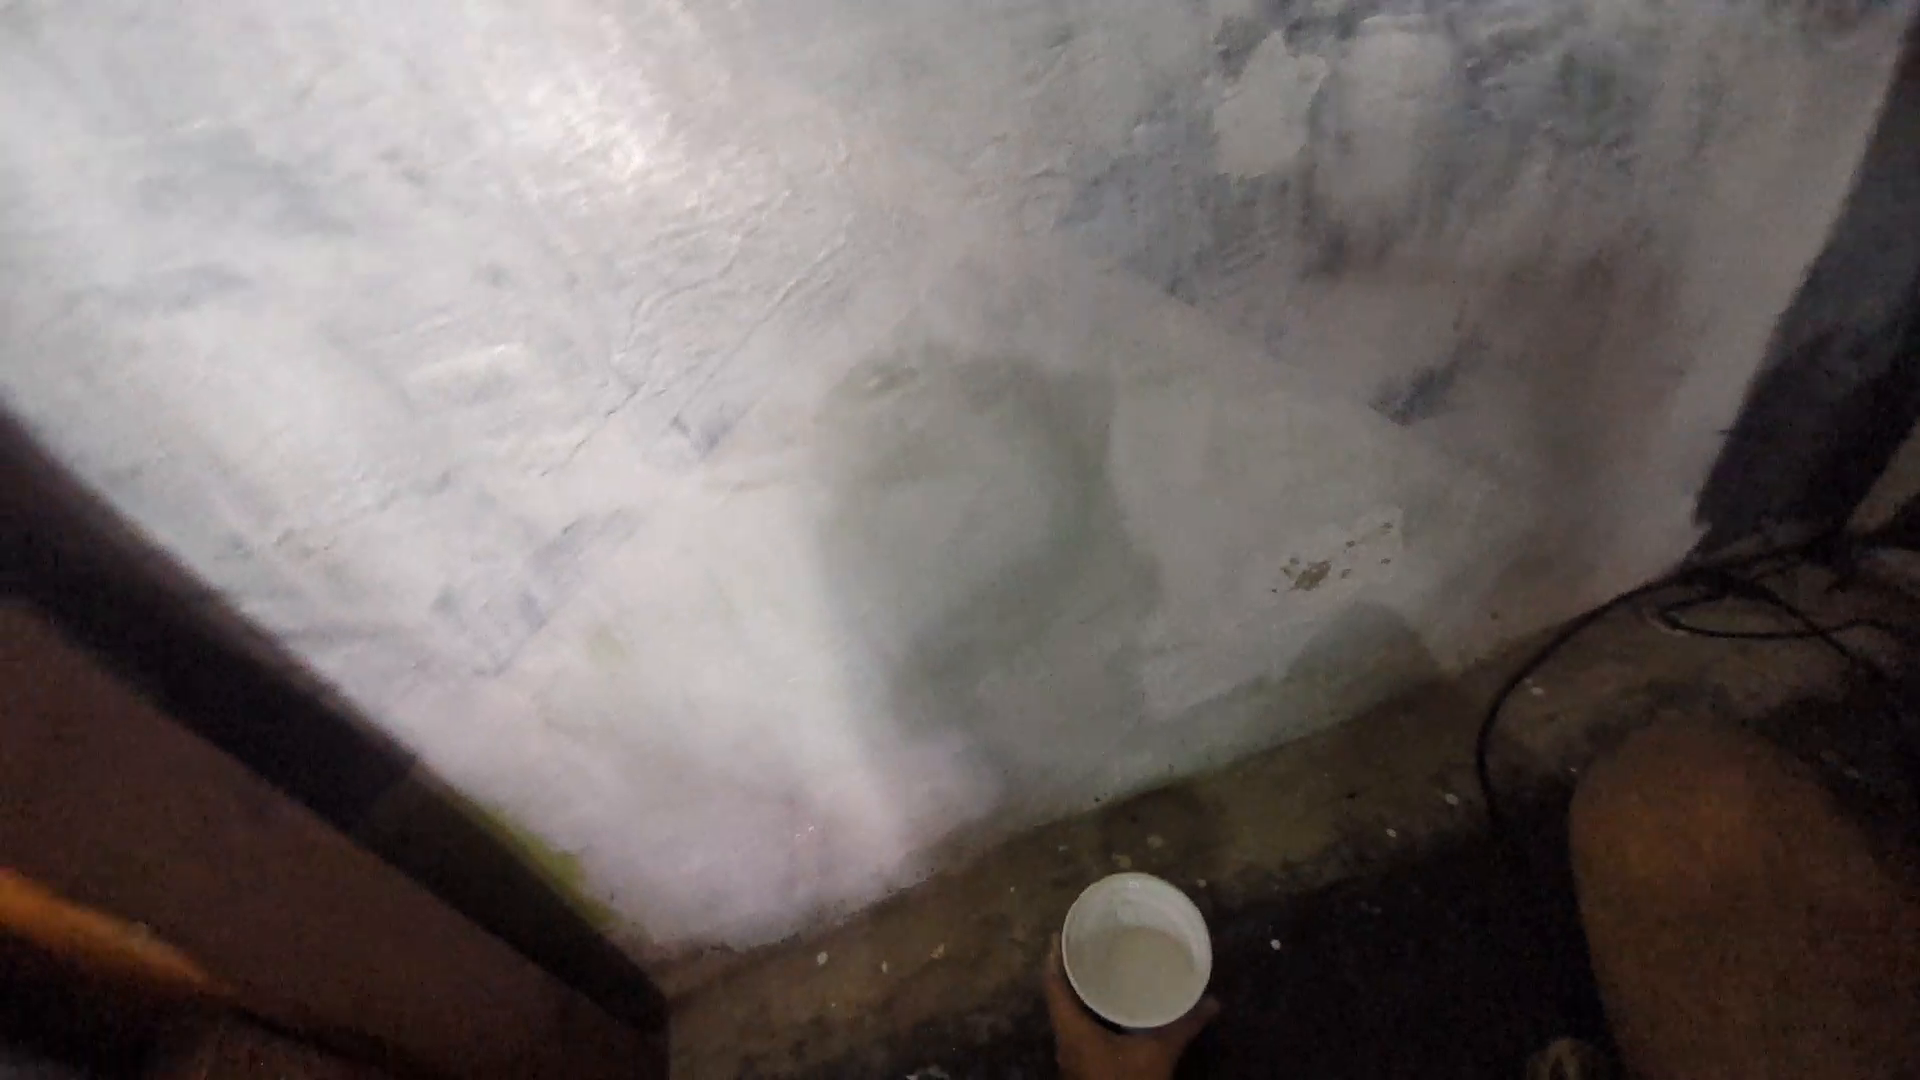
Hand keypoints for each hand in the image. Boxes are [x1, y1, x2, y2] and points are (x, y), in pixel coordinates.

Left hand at [1043, 935, 1220, 1079]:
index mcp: (1070, 1028)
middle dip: (1066, 969)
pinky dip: (1084, 1010)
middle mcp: (1064, 1039)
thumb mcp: (1159, 1054)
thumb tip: (1213, 1002)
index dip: (1054, 956)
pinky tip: (1104, 1006)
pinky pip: (1075, 1027)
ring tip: (1093, 965)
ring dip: (1074, 991)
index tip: (1061, 931)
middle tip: (1083, 943)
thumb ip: (1183, 1025)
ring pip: (1065, 1013)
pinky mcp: (1082, 1066)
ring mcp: (1071, 1056)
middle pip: (1057, 995)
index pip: (1052, 983)